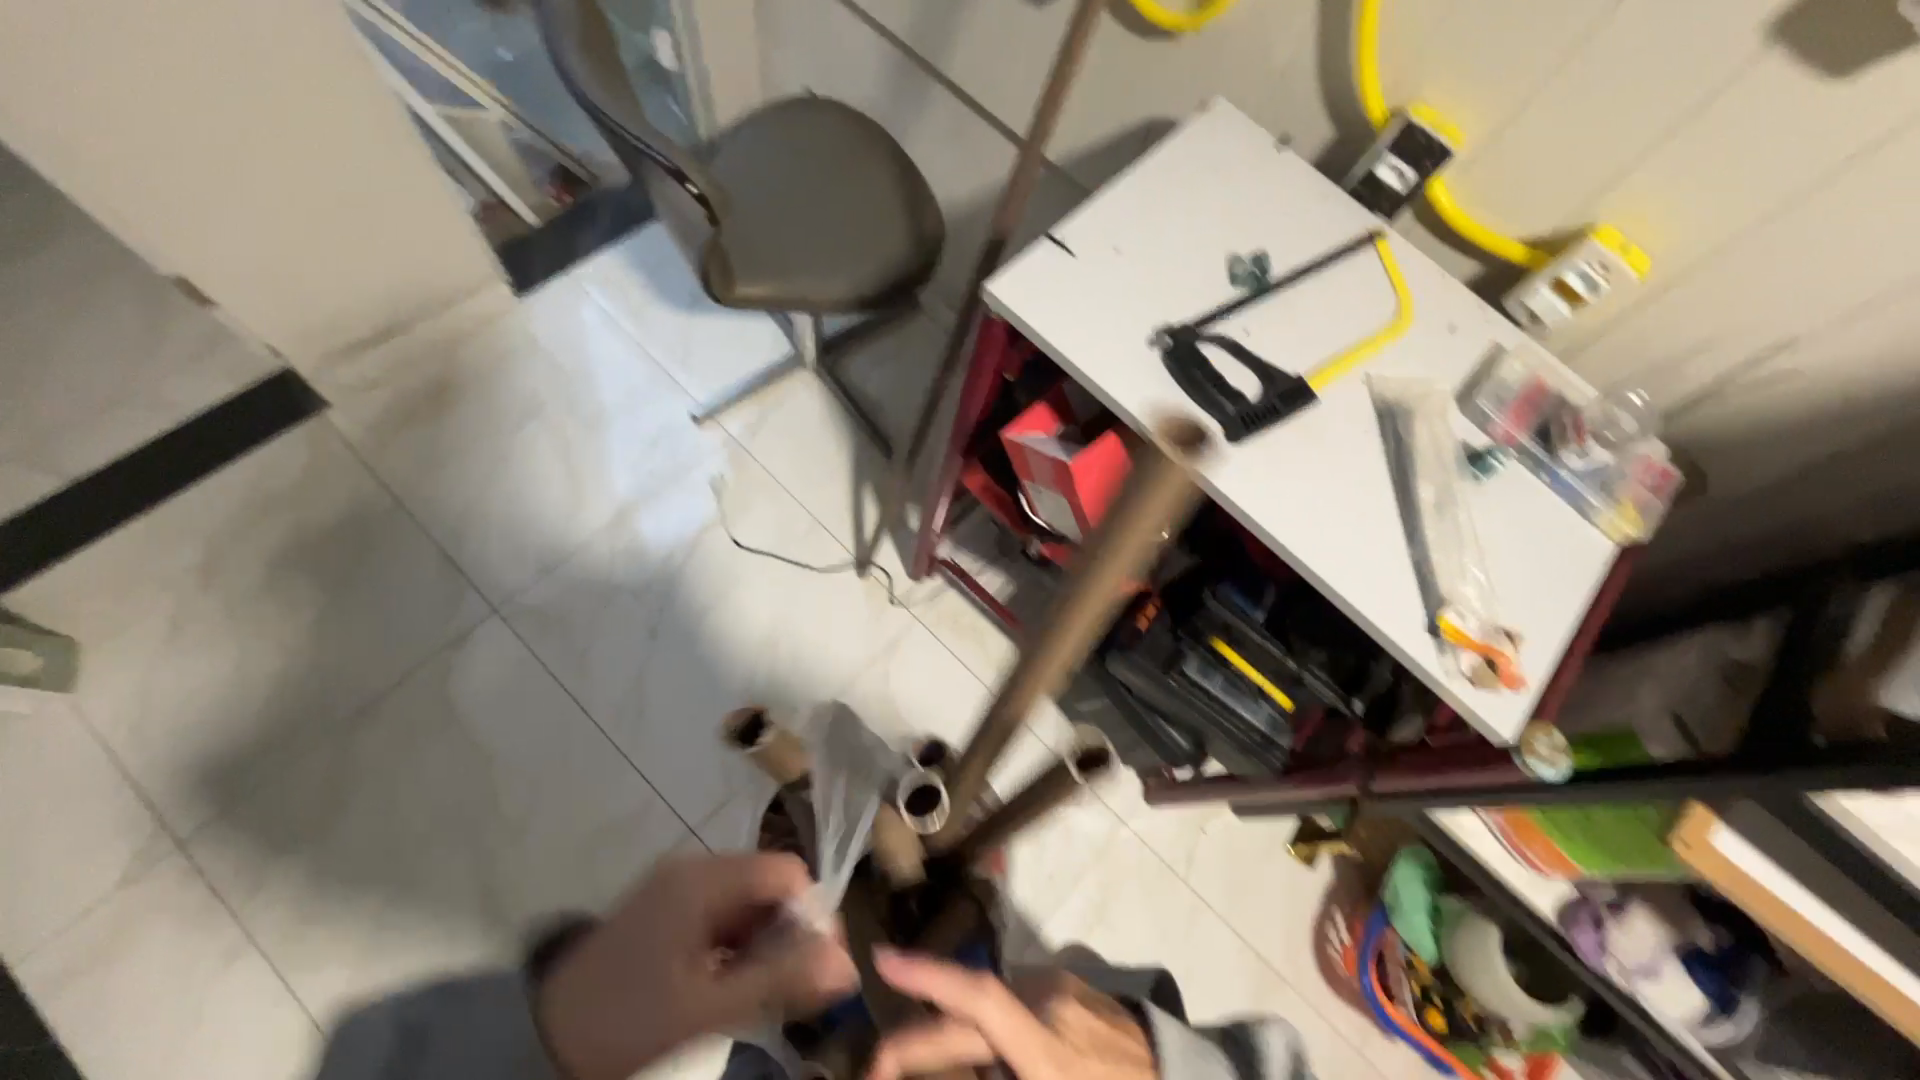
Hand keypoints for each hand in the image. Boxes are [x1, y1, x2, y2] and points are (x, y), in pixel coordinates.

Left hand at [536, 853, 857, 1079]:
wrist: (540, 1036)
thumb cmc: (626, 1019)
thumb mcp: (707, 1008)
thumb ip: (780, 981)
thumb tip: (848, 965)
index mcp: (704, 880)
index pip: (788, 873)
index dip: (816, 914)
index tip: (824, 967)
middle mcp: (695, 870)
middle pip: (770, 886)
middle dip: (792, 934)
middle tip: (796, 991)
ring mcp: (678, 887)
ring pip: (749, 903)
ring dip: (767, 944)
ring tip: (764, 996)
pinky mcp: (667, 909)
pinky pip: (724, 916)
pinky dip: (740, 947)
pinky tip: (733, 987)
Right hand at [867, 948, 1155, 1079]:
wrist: (1182, 1079)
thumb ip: (991, 1076)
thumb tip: (952, 1062)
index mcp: (1049, 1049)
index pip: (980, 999)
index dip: (929, 976)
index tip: (882, 960)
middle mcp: (1049, 1004)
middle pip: (970, 1006)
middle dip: (917, 1038)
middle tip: (880, 1067)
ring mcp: (1061, 987)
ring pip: (989, 1004)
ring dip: (957, 1032)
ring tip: (935, 1062)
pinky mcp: (1069, 984)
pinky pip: (1014, 999)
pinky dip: (989, 1022)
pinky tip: (988, 1050)